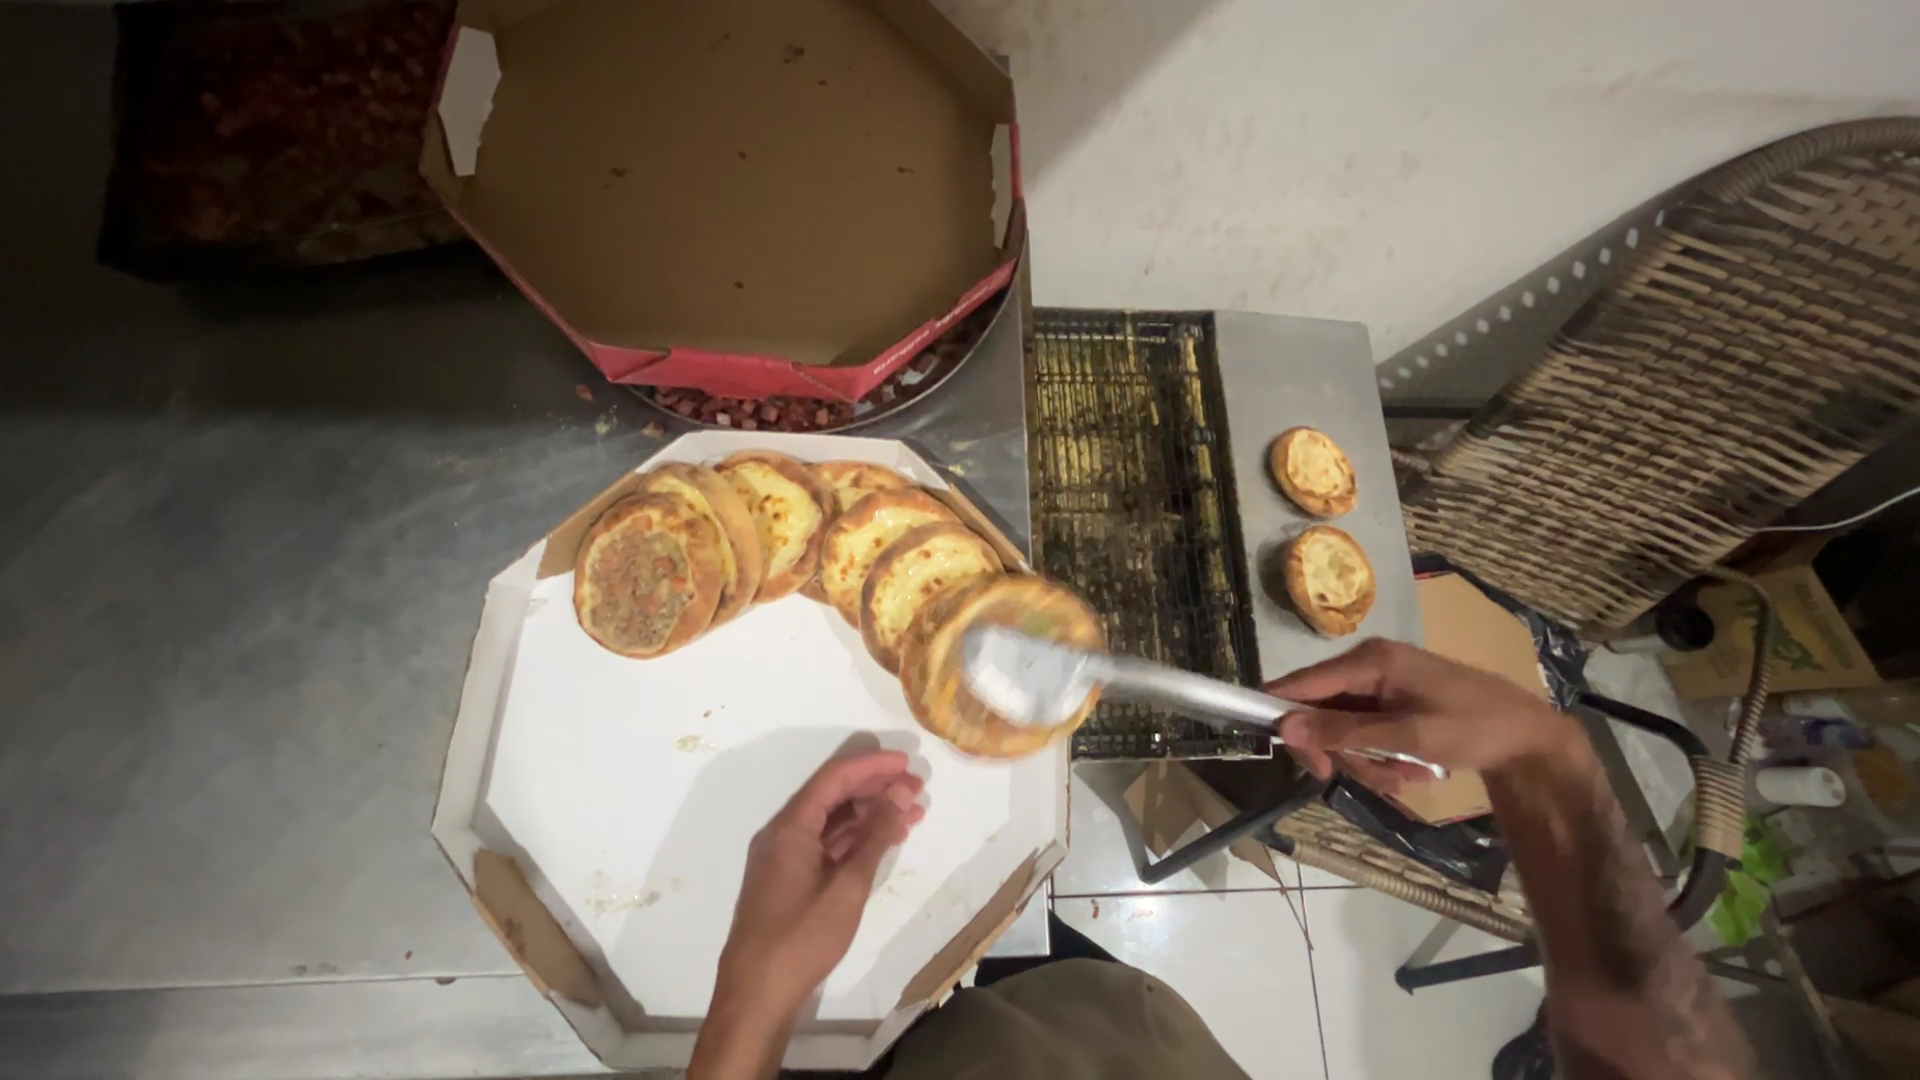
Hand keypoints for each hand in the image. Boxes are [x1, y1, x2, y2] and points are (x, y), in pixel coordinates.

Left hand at [715, 749, 926, 1012]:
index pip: (835, 777)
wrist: (756, 996)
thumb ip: (875, 836)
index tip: (907, 763)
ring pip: (832, 820)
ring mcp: (784, 856)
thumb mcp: (848, 885)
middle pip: (833, 795)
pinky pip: (826, 843)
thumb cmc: (802, 937)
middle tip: (917, 788)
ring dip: (870, 814)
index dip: (872, 766)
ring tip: (912, 814)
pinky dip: (856, 839)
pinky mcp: (789, 878)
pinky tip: (884, 842)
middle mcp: (783, 832)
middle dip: (876, 788)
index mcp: (790, 826)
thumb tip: (900, 794)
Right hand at [1267, 638, 1581, 792]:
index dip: (1283, 712)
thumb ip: (1344, 731)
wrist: (1533, 739)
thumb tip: (1284, 727)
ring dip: (1361, 758)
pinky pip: (1362, 729)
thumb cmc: (1474, 729)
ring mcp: (1379, 682)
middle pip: (1318, 708)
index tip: (1291, 752)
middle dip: (1334, 748)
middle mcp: (1367, 664)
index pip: (1302, 682)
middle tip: (1343, 778)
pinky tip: (1408, 768)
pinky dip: (1377, 754)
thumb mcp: (1409, 736)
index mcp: (1370, 660)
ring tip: (1399, 776)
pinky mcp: (1391, 699)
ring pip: (1339, 725)